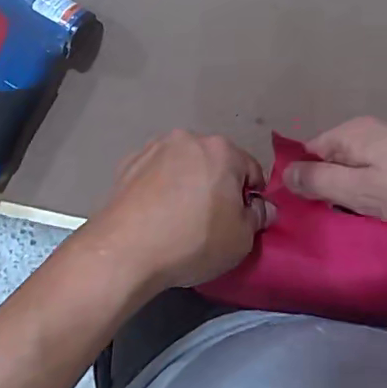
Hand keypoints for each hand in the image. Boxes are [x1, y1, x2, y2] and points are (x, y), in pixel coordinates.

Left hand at [81, 130, 272, 289]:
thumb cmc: (193, 241)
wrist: (126, 249)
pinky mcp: (128, 162)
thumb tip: (261, 207)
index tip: (241, 221)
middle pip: (215, 162)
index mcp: (222, 150)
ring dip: (187, 182)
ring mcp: (154, 147)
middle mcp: (188, 138)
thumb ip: (258, 217)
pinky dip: (160, 186)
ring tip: (179, 218)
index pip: (251, 170)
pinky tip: (155, 213)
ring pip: (183, 164)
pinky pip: (156, 173)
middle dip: (218, 185)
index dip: (251, 198)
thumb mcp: (241, 239)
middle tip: (211, 220)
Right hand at [284, 117, 386, 243]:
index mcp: (353, 131)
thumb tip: (284, 174)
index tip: (301, 211)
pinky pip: (369, 177)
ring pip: (349, 171)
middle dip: (323, 188)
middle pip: (328, 161)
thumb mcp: (359, 192)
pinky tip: (374, 215)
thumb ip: (318, 181)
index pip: (307, 152)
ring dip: (345, 195)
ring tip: (350, 220)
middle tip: (327, 220)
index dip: (301, 181)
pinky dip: (366, 195)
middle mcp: (367, 130)